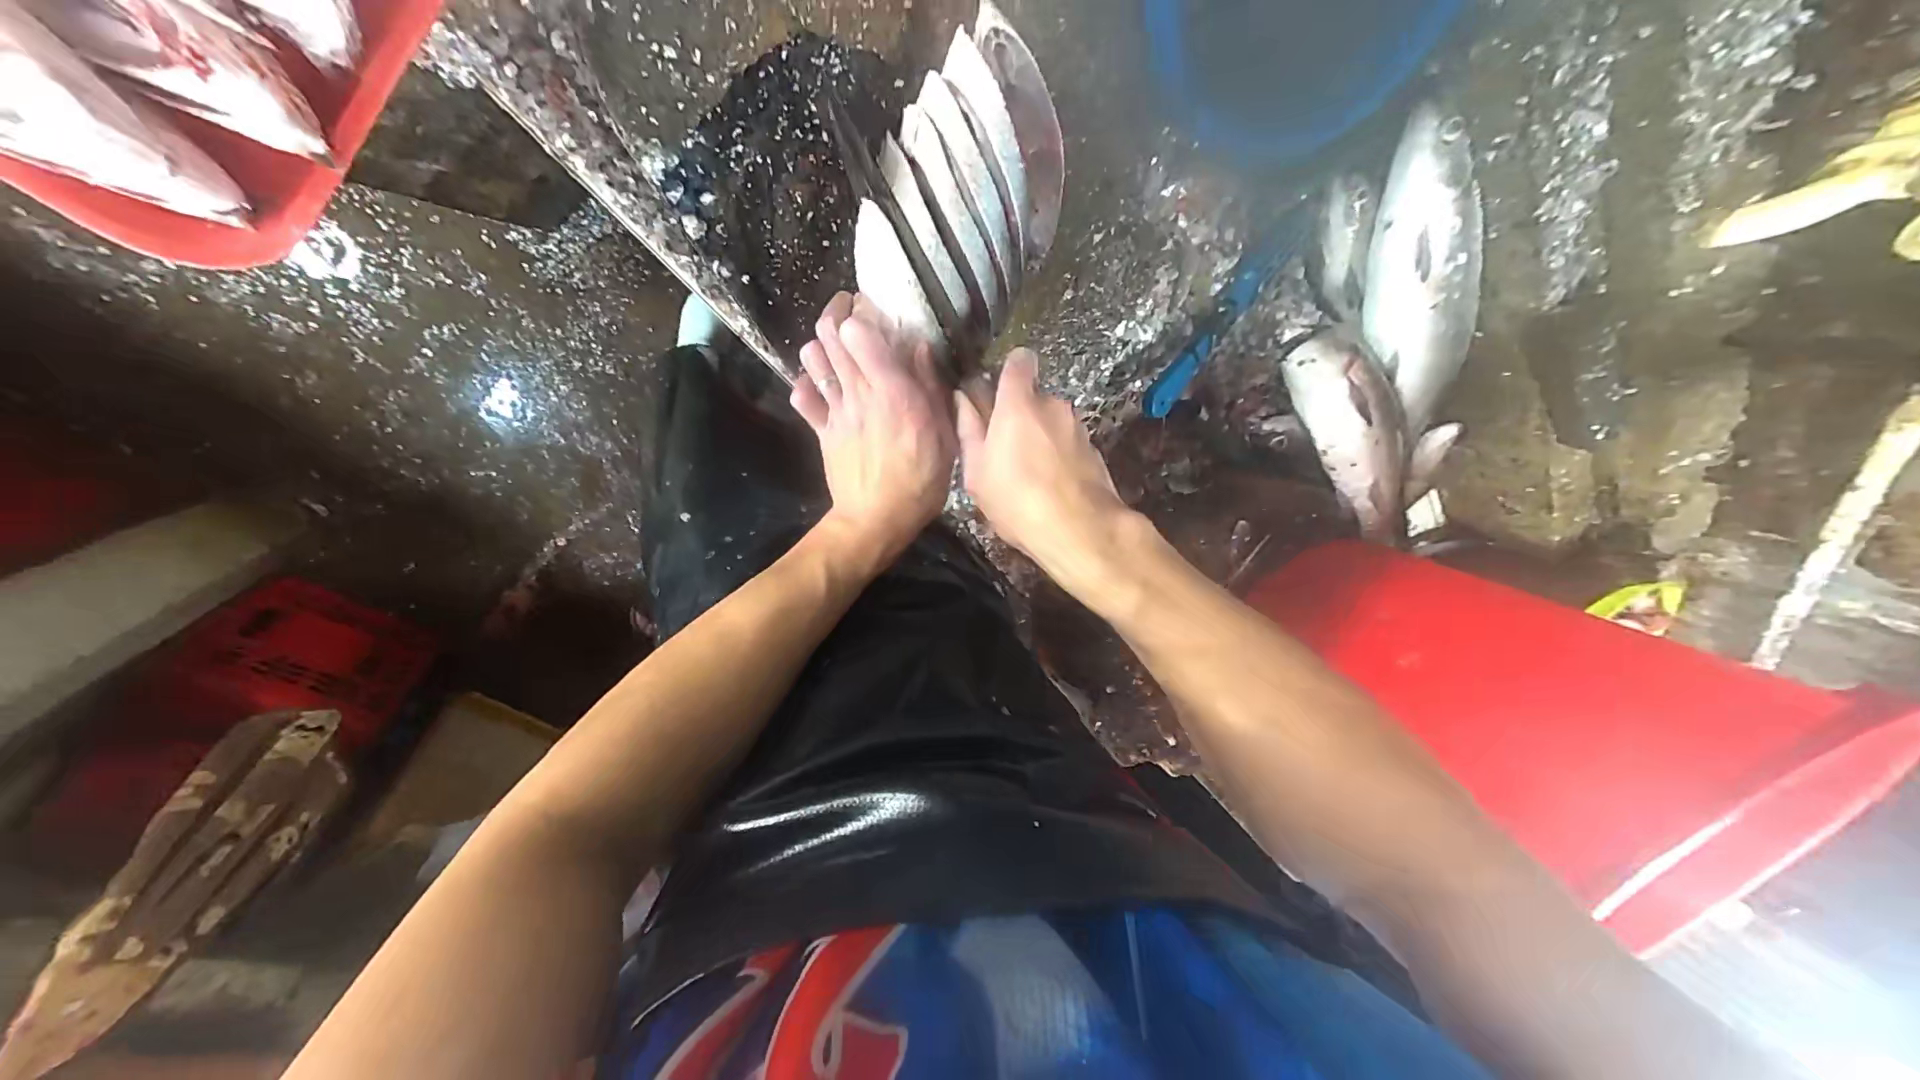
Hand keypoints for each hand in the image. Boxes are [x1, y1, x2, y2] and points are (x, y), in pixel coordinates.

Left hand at [792, 293, 957, 564]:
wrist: (877, 520)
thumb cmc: (921, 480)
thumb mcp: (942, 435)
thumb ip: (930, 388)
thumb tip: (920, 348)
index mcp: (892, 390)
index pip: (860, 333)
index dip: (860, 312)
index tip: (871, 307)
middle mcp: (858, 393)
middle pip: (830, 337)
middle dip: (835, 314)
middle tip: (849, 309)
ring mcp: (835, 412)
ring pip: (813, 360)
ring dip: (821, 345)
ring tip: (837, 346)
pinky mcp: (822, 431)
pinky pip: (803, 398)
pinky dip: (806, 384)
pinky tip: (819, 385)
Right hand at [955, 349, 1136, 590]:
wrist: (1079, 529)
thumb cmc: (1017, 500)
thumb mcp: (977, 471)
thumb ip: (969, 430)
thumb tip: (962, 400)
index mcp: (1018, 403)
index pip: (1019, 362)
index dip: (1007, 372)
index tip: (995, 393)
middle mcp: (1052, 405)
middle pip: (1033, 397)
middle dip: (1019, 415)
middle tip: (1002, 450)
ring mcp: (1077, 427)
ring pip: (1051, 422)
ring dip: (1039, 438)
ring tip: (1026, 475)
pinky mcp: (1094, 450)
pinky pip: (1067, 443)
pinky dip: (1057, 456)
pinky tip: (1049, 486)